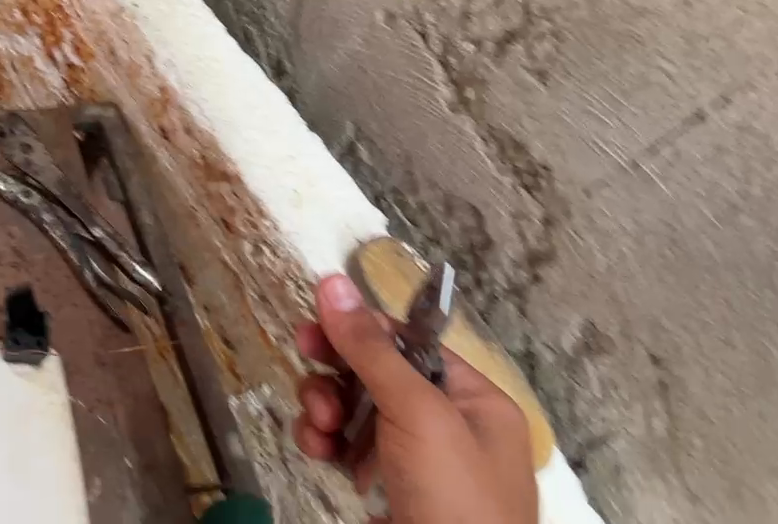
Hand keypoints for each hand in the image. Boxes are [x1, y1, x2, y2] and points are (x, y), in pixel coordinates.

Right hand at [293, 274, 537, 523]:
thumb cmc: (453, 497)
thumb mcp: (416, 412)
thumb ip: (371, 347)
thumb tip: (331, 279)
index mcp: (473, 400)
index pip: (407, 341)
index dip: (360, 330)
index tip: (315, 328)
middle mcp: (446, 423)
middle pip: (373, 370)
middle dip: (334, 371)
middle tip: (305, 361)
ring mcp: (415, 458)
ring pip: (352, 405)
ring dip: (323, 407)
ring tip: (318, 427)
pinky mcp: (386, 486)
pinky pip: (345, 443)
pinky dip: (324, 441)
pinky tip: (316, 451)